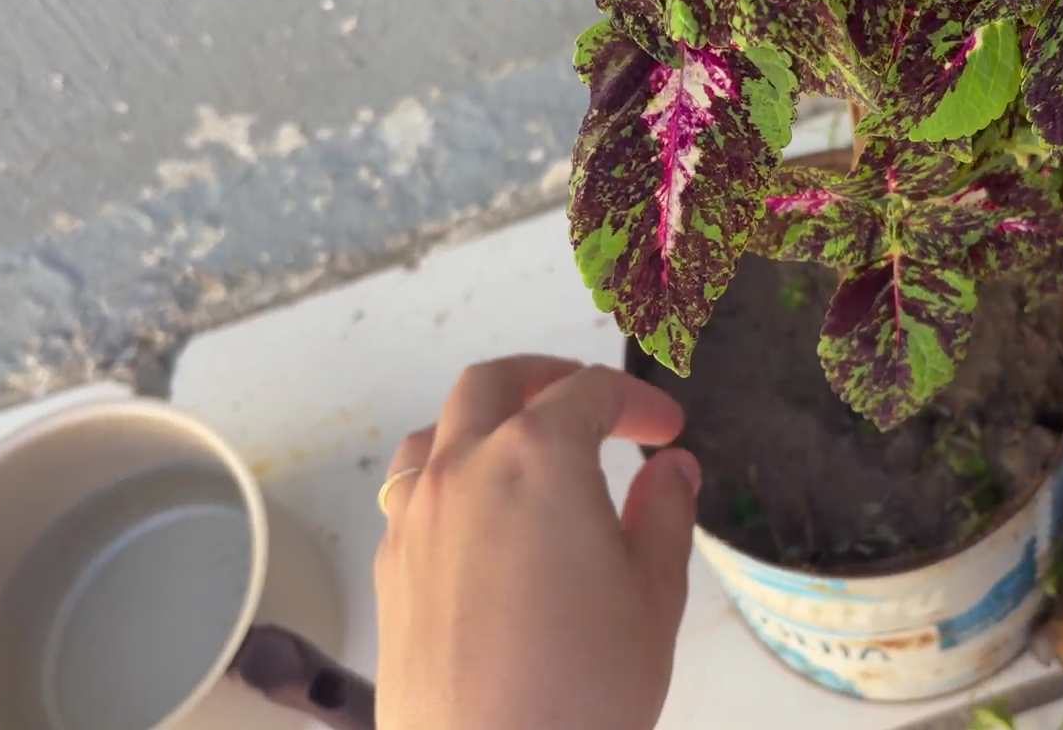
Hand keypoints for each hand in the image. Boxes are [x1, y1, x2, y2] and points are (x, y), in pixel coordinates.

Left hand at [374, 356, 700, 729]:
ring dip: (491, 418)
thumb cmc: (587, 684)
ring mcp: (417, 513)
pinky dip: (455, 470)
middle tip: (595, 405)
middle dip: (552, 377)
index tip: (668, 431)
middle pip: (499, 381)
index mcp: (539, 455)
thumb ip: (666, 509)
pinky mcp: (390, 564)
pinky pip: (416, 484)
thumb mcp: (653, 591)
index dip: (640, 403)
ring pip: (444, 425)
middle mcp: (467, 465)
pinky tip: (485, 515)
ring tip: (529, 448)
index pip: (593, 393)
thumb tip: (672, 466)